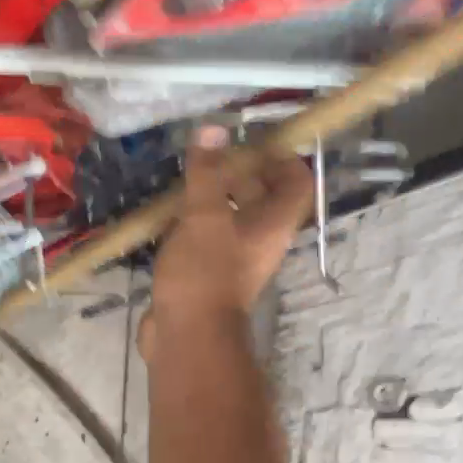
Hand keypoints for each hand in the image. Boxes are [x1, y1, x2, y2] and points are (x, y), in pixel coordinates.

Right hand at [146, 126, 313, 357]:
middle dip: (238, 181)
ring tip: (182, 195)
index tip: (252, 145)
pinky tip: (167, 230)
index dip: (280, 158)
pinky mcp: (206, 281)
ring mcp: (234, 264)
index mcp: (274, 222)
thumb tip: (212, 129)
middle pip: (261, 202)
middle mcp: (261, 241)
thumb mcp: (202, 217)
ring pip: (231, 225)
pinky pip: (206, 247)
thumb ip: (205, 175)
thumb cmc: (203, 272)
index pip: (295, 180)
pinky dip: (192, 234)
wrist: (187, 333)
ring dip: (211, 208)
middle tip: (209, 166)